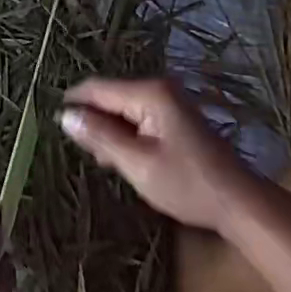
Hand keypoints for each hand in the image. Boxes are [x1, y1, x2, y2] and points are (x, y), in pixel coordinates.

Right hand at [60, 78, 249, 231]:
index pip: (97, 88)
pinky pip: (137, 117)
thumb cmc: (187, 185)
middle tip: (79, 150)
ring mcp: (169, 102)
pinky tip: (122, 158)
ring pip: (122, 109)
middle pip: (109, 96)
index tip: (51, 123)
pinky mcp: (174, 117)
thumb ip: (100, 137)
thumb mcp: (137, 163)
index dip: (73, 104)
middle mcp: (159, 89)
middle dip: (91, 120)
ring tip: (100, 159)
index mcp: (149, 93)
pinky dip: (125, 134)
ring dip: (108, 130)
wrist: (239, 203)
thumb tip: (65, 116)